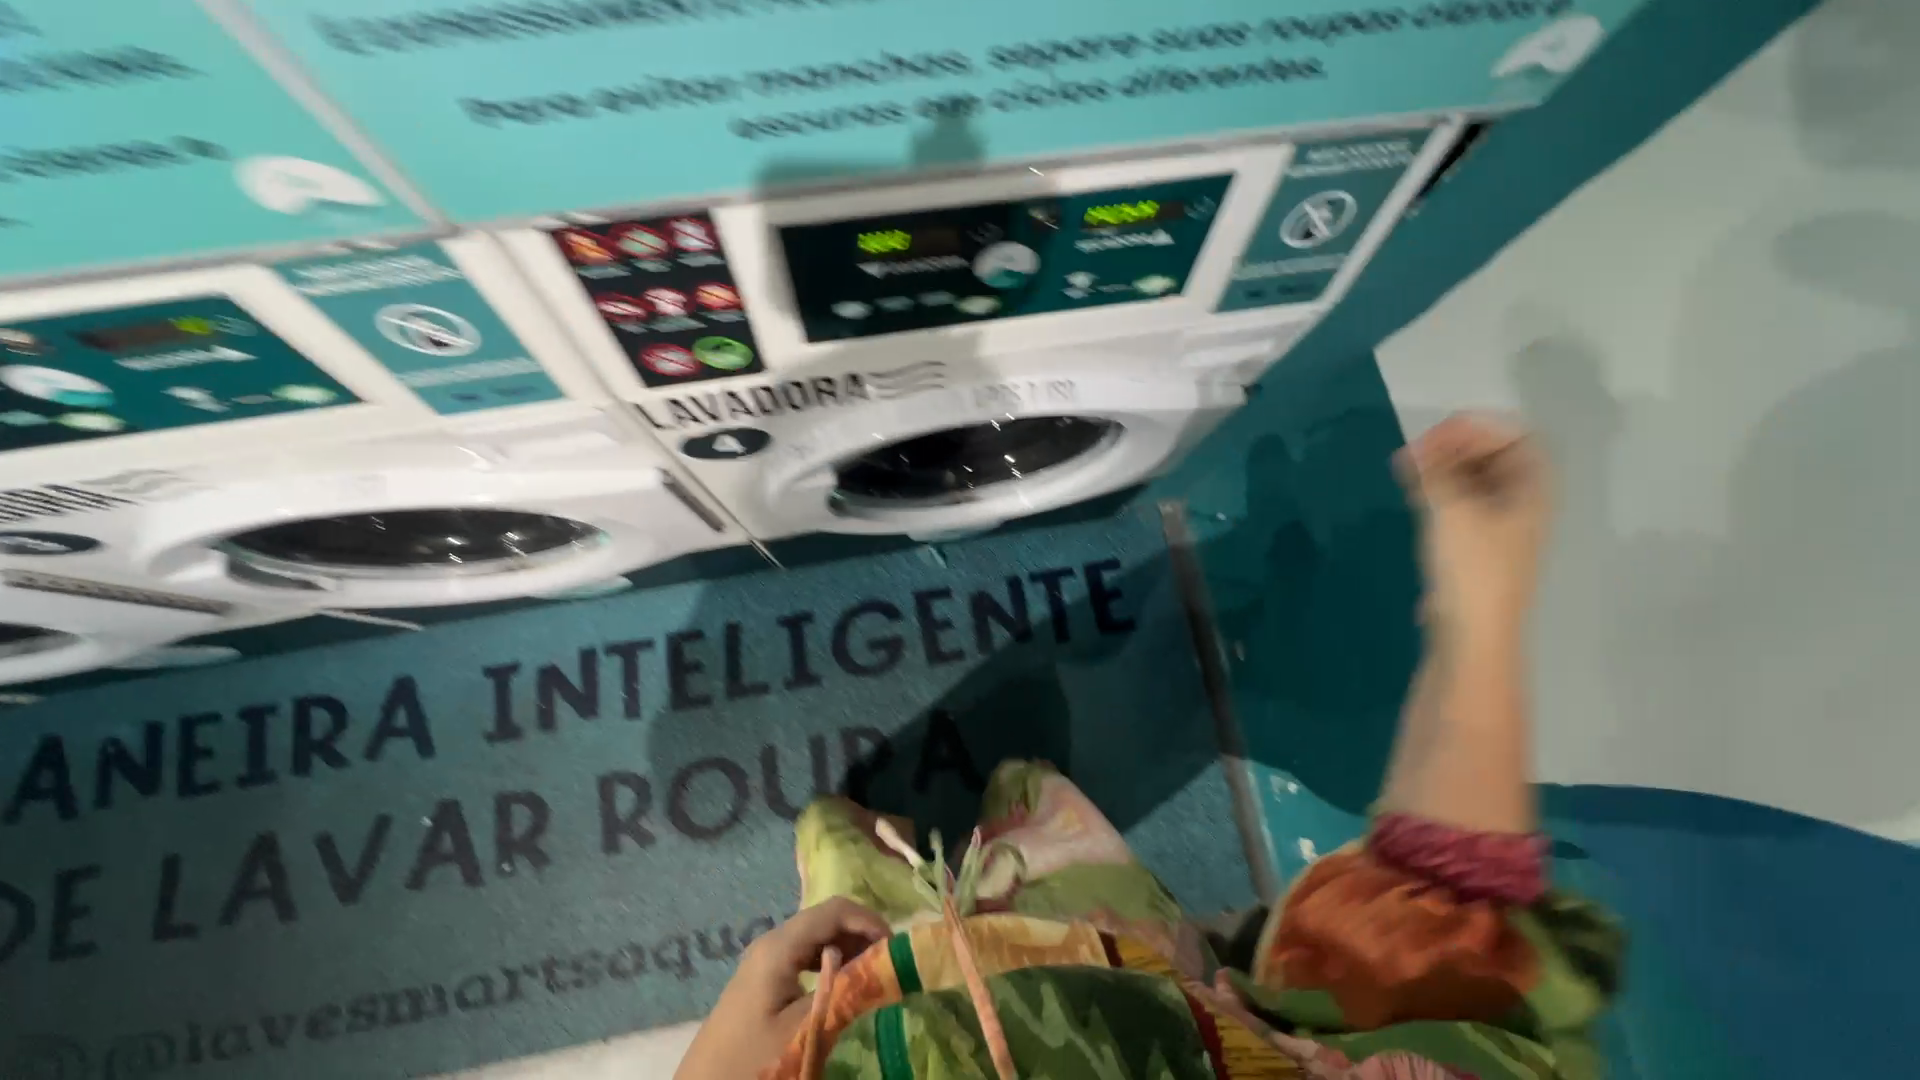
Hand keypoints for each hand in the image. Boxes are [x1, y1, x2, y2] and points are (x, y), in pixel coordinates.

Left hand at [674, 898, 889, 1079]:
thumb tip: (884, 969)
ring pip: (816, 936)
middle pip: (826, 918)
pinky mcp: (763, 979)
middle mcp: (772, 941)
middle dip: (862, 933)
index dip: (870, 921)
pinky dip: (830, 961)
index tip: (895, 949)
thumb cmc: (752, 1061)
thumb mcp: (804, 1030)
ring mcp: (765, 959)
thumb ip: (844, 994)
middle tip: (889, 962)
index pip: (835, 910)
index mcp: (780, 945)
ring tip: (872, 974)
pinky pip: (804, 955)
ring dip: (847, 947)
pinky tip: (841, 984)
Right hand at [1396, 413, 1553, 642]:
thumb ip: (1431, 474)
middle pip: (1496, 456)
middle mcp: (1523, 502)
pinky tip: (1415, 495)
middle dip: (1456, 446)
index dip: (1476, 429)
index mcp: (1533, 490)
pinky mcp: (1477, 545)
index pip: (1515, 436)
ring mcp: (1501, 525)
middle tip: (1416, 453)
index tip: (1434, 439)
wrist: (1473, 634)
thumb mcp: (1450, 512)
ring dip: (1444, 468)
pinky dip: (1440, 491)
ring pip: (1476, 480)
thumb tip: (1412, 451)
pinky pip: (1462, 502)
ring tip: (1409, 472)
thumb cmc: (1472, 570)